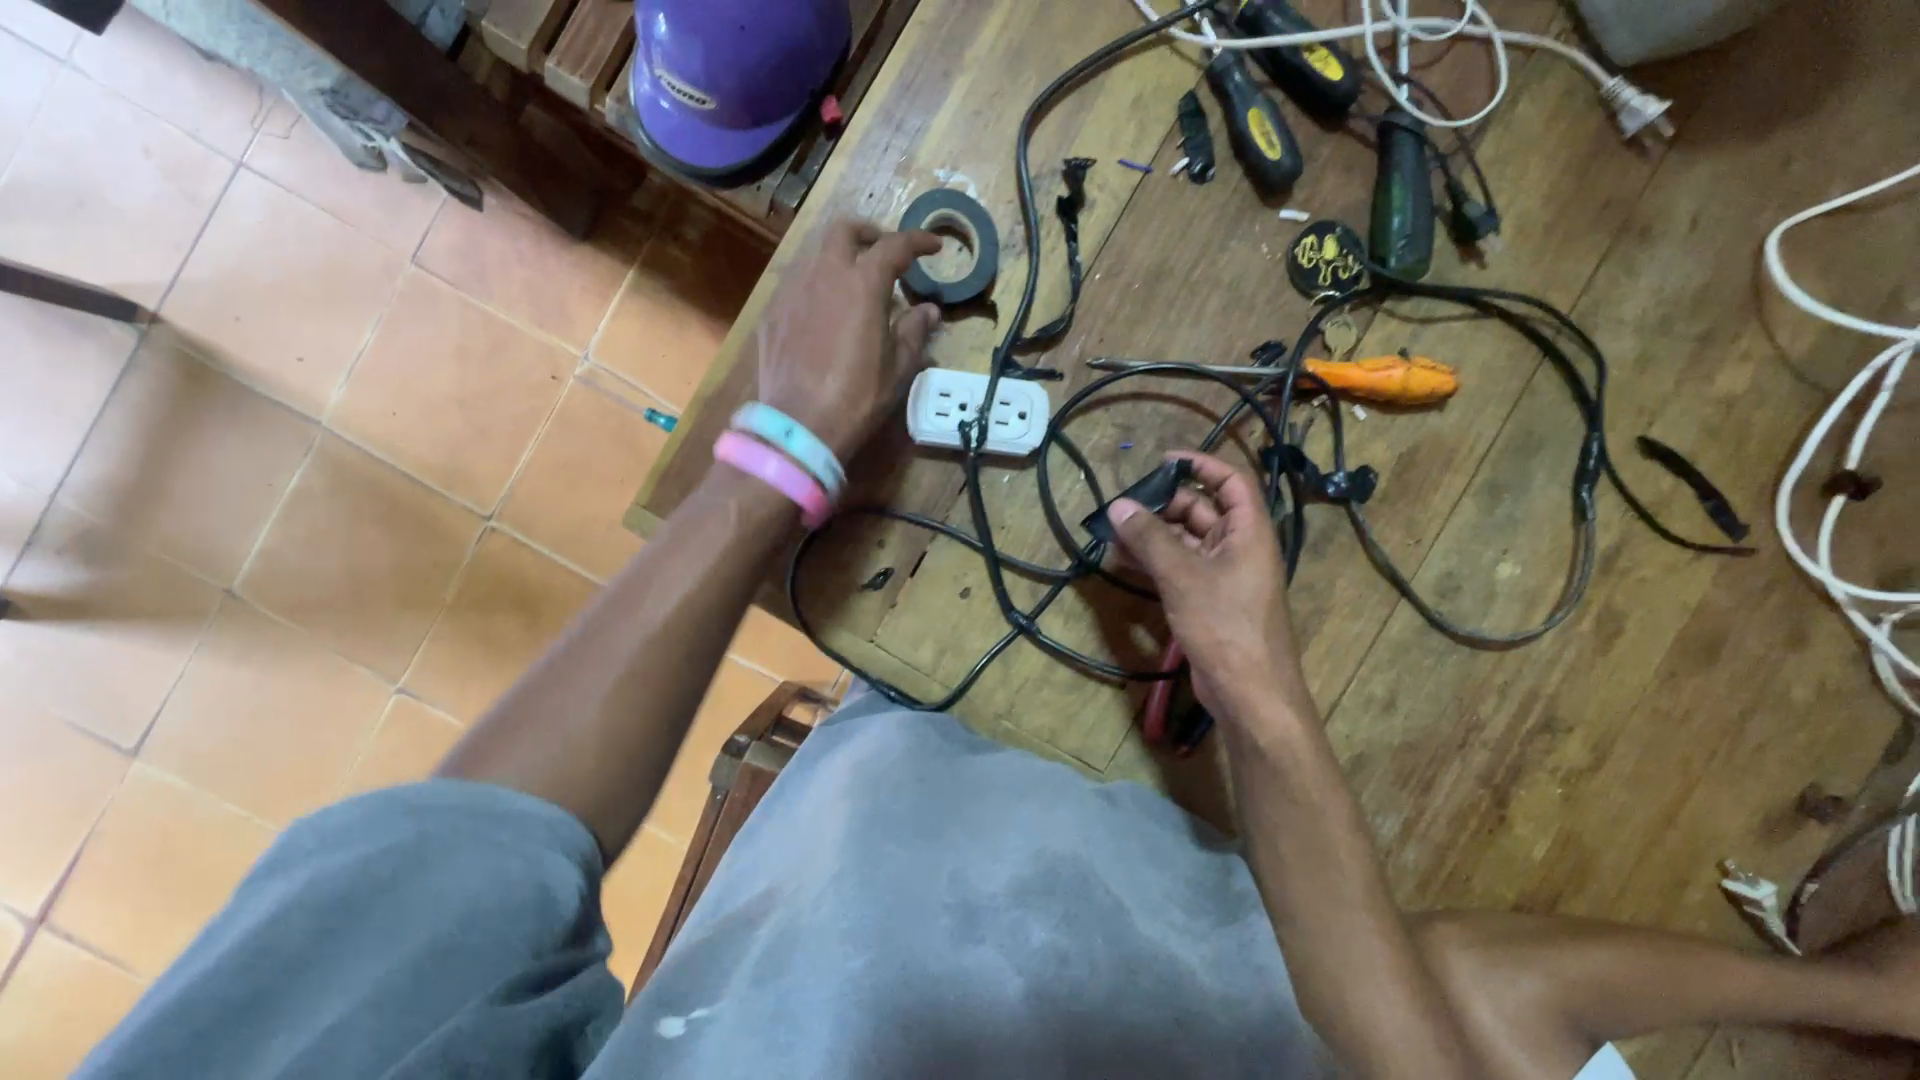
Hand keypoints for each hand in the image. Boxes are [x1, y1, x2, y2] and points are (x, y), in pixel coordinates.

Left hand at [754, 220, 942, 461]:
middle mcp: (824, 274)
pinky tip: (824, 312)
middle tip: (885, 252)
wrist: (799, 426)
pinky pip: (797, 284)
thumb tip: (928, 311)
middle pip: (844, 230)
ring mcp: (792, 291)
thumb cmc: (857, 398)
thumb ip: (914, 332)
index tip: (934, 247)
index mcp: (862, 284)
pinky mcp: (773, 313)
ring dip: (839, 258)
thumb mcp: (897, 368)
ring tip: (853, 283)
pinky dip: (816, 285)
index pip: (894, 246)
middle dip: (869, 233)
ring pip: (815, 254)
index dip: (918, 241)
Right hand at [1105, 451, 1308, 720]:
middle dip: (1164, 505)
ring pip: (1186, 542)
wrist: (1249, 692)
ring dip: (1153, 536)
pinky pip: (1180, 569)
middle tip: (1123, 506)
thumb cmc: (1225, 624)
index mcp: (1249, 532)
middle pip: (1202, 511)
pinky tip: (1123, 561)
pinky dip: (1154, 562)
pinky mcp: (1209, 602)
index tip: (1164, 461)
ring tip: (1112, 532)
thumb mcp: (1183, 575)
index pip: (1231, 482)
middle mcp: (1239, 548)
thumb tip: (1118, 506)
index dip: (1201, 465)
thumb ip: (1150, 538)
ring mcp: (1224, 577)